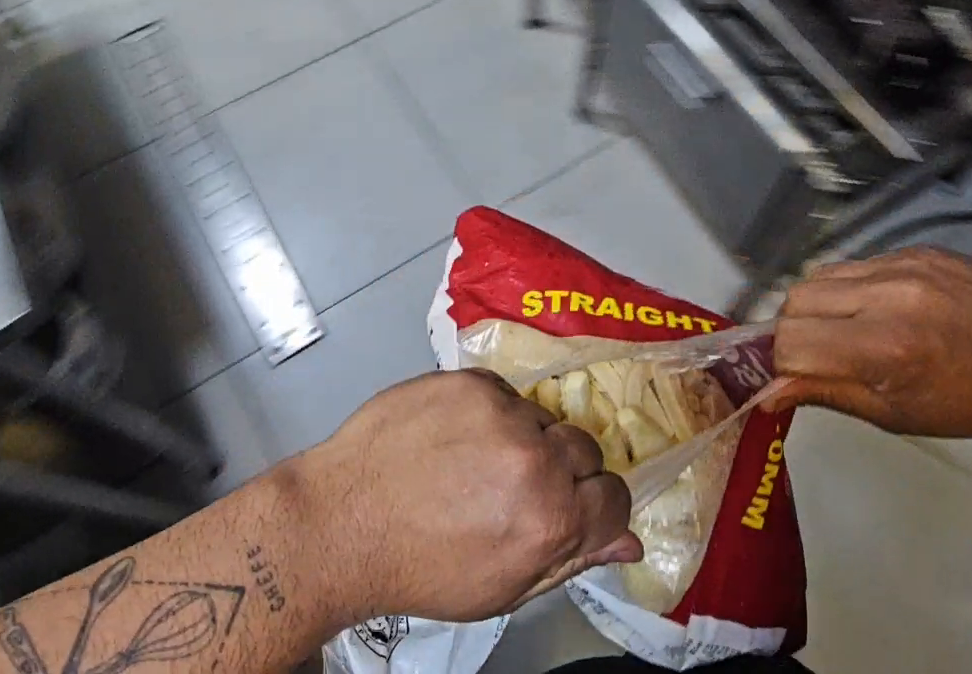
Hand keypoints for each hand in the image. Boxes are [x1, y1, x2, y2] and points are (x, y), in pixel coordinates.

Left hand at [296, 369, 642, 623]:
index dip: (595, 506)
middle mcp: (535, 460)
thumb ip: (572, 558)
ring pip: (542, 418)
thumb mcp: (504, 587)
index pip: (616, 496)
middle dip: (562, 469)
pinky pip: (504, 393)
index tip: (573, 507)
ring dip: (522, 438)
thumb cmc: (421, 568)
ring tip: (475, 461)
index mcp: (551, 519)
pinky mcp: (469, 383)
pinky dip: (489, 412)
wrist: (343, 521)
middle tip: (515, 486)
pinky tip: (455, 437)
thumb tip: (628, 541)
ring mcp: (501, 414)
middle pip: (585, 450)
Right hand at [764, 247, 971, 447]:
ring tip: (846, 331)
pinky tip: (877, 310)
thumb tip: (766, 392)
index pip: (791, 342)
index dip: (783, 364)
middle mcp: (888, 295)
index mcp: (885, 348)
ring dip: (817, 307)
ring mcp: (903, 265)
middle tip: (818, 356)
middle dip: (794, 332)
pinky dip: (849, 289)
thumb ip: (825, 393)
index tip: (794, 378)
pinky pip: (854, 264)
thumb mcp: (895, 415)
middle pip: (795, 301)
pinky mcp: (916, 249)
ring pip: (818, 276)